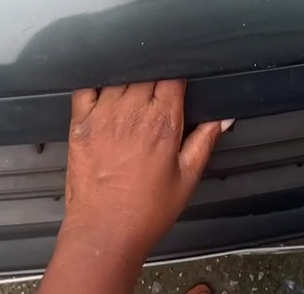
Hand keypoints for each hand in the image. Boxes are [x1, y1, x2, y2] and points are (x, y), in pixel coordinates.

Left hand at [52, 81, 229, 271]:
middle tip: (156, 97)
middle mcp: (132, 111)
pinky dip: (97, 82)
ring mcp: (103, 114)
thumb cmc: (145, 211)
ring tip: (133, 98)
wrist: (104, 233)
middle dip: (155, 77)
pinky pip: (87, 85)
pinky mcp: (81, 121)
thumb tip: (223, 118)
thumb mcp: (186, 178)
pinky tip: (105, 92)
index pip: (172, 76)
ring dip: (130, 79)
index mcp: (162, 121)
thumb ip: (205, 140)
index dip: (177, 75)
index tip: (178, 85)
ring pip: (121, 74)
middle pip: (147, 71)